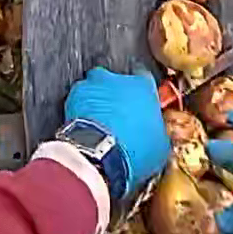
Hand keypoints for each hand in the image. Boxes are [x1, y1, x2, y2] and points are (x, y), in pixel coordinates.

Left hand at [63, 67, 169, 196]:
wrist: (99, 155)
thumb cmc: (134, 148)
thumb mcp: (160, 147)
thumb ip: (159, 132)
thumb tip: (159, 137)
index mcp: (143, 85)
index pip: (145, 77)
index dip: (142, 91)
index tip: (142, 102)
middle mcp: (117, 78)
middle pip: (117, 79)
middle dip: (117, 92)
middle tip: (119, 114)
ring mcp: (93, 85)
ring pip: (95, 86)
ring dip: (97, 99)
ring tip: (99, 122)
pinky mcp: (73, 97)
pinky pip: (78, 100)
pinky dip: (80, 110)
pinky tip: (85, 126)